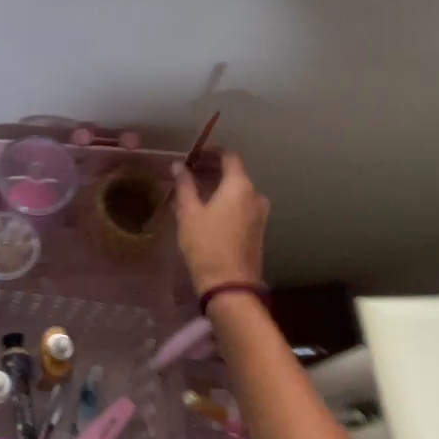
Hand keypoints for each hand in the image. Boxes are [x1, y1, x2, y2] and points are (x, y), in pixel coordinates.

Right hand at [172, 151, 268, 294]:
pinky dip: (227, 202)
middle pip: (235, 174)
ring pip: (238, 192)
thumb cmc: (206, 244)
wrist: (229, 285)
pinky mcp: (258, 230)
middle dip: (212, 170)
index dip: (211, 152)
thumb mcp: (189, 212)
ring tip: (196, 194)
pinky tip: (208, 211)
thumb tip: (178, 165)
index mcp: (240, 185)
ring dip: (219, 187)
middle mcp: (255, 195)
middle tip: (189, 173)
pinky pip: (242, 207)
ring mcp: (260, 214)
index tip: (193, 156)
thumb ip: (185, 185)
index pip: (229, 156)